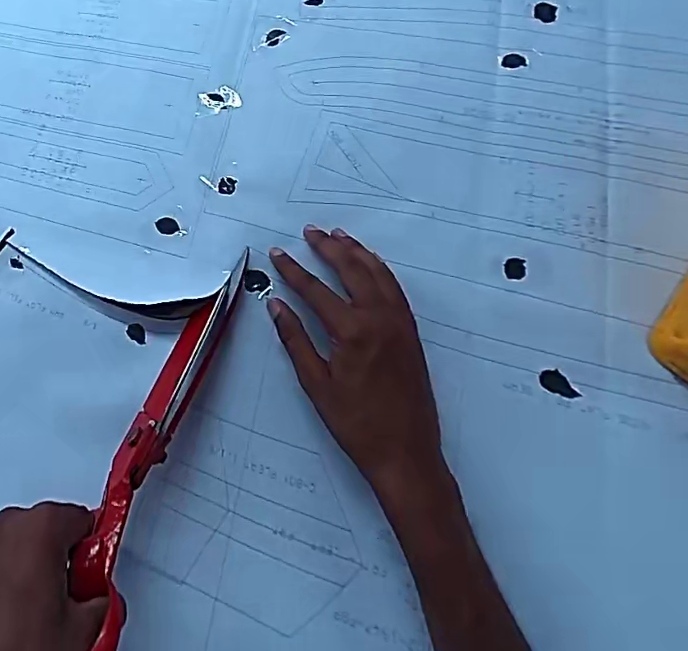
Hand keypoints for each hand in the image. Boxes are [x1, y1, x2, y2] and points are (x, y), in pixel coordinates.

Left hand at [0, 502, 110, 650]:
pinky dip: (3, 577)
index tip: (95, 566)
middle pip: (47, 528)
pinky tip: (11, 615)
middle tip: (70, 596)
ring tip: (37, 612)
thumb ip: (101, 598)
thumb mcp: (83, 628)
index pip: (80, 519)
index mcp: (41, 527)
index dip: (92, 546)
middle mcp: (7, 526)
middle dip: (60, 556)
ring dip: (30, 565)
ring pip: (17, 543)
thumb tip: (101, 597)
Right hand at [268, 226, 447, 497]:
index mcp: (352, 331)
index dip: (293, 270)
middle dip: (328, 247)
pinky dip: (379, 269)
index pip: (316, 289)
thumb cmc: (357, 424)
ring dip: (357, 251)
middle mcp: (379, 320)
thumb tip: (277, 306)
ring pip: (377, 274)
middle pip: (351, 270)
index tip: (278, 254)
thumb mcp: (316, 384)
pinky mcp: (411, 333)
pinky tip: (370, 264)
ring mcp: (400, 324)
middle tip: (311, 232)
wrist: (407, 454)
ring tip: (339, 236)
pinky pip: (395, 289)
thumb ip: (295, 339)